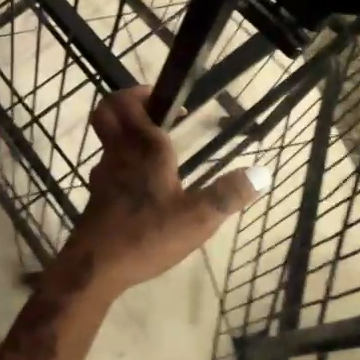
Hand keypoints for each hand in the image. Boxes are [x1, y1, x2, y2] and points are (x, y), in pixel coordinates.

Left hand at [62, 86, 262, 295]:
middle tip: (151, 109)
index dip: (149, 96)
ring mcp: (104, 169)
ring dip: (122, 128)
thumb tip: (263, 172)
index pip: (135, 104)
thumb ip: (228, 194)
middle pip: (109, 109)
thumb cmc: (148, 234)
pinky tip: (138, 180)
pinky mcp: (96, 190)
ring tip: (151, 143)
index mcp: (145, 148)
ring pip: (105, 133)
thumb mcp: (197, 219)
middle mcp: (120, 150)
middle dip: (126, 101)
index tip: (178, 108)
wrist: (98, 263)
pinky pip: (107, 160)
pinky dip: (120, 157)